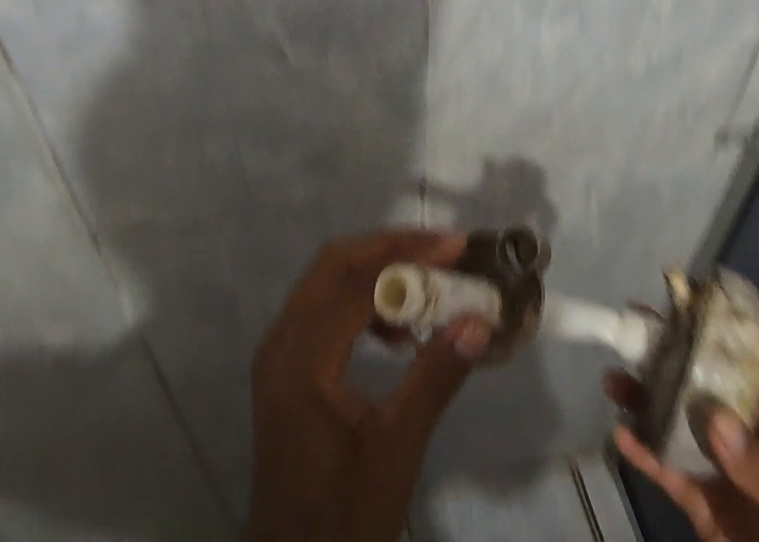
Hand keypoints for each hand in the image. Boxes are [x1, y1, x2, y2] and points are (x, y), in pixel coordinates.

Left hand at [245, 231, 492, 541]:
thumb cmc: (345, 511)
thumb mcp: (397, 447)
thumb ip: (435, 377)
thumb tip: (480, 321)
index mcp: (301, 360)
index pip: (352, 281)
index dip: (406, 255)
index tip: (457, 247)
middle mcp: (281, 343)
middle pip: (332, 266)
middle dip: (391, 249)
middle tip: (446, 252)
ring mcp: (278, 353)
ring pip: (326, 283)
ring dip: (377, 273)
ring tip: (431, 286)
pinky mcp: (286, 367)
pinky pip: (323, 310)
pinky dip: (362, 302)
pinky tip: (398, 330)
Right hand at [608, 351, 758, 541]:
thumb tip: (714, 416)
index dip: (731, 337)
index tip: (692, 306)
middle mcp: (749, 445)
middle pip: (707, 390)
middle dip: (672, 361)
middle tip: (633, 332)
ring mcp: (722, 475)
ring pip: (679, 425)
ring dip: (648, 401)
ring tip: (613, 381)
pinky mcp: (701, 505)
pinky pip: (668, 471)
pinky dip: (644, 452)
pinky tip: (621, 436)